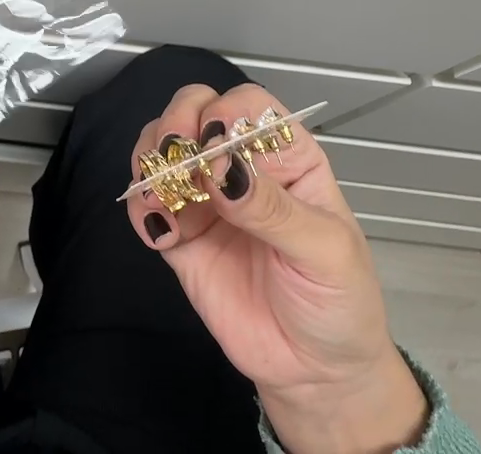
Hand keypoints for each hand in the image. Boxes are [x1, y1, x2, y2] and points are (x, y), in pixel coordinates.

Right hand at [126, 84, 428, 453]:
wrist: (315, 373)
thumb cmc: (340, 302)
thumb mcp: (325, 253)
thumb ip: (273, 208)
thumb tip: (220, 167)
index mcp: (287, 157)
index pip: (249, 106)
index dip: (225, 112)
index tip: (212, 144)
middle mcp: (239, 166)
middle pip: (193, 111)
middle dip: (174, 124)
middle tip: (172, 159)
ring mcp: (204, 198)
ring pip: (160, 148)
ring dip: (149, 162)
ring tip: (161, 200)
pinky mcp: (178, 233)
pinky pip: (145, 202)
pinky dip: (140, 208)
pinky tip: (160, 238)